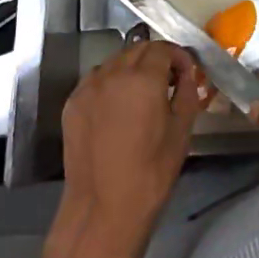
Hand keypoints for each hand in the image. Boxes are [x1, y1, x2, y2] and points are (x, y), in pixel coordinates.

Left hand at [34, 41, 203, 257]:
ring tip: (141, 94)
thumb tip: (186, 74)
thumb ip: (186, 93)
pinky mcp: (72, 103)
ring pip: (115, 62)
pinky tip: (117, 107)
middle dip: (155, 59)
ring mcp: (88, 87)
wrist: (104, 209)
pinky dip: (110, 83)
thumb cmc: (150, 173)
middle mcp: (112, 74)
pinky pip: (95, 80)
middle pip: (137, 49)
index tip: (185, 72)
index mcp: (143, 79)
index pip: (162, 48)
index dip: (177, 56)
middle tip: (167, 81)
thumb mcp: (181, 132)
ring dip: (131, 69)